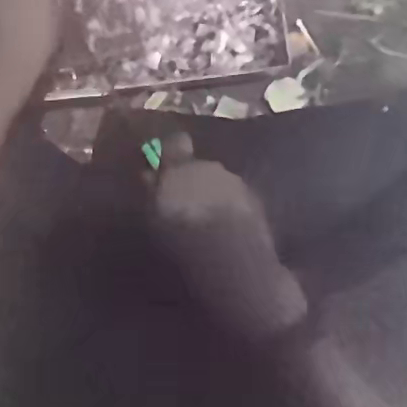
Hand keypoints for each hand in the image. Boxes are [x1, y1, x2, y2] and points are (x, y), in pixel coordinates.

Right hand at [151, 133, 307, 340]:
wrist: (233, 264)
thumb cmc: (182, 240)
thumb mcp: (155, 218)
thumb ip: (152, 191)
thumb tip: (148, 173)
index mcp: (182, 167)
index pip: (175, 142)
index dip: (172, 152)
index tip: (166, 168)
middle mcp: (212, 167)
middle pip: (200, 166)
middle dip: (193, 182)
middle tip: (185, 208)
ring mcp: (237, 184)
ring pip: (220, 183)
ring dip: (214, 197)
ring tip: (207, 227)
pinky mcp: (257, 202)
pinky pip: (237, 200)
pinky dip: (231, 211)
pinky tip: (227, 235)